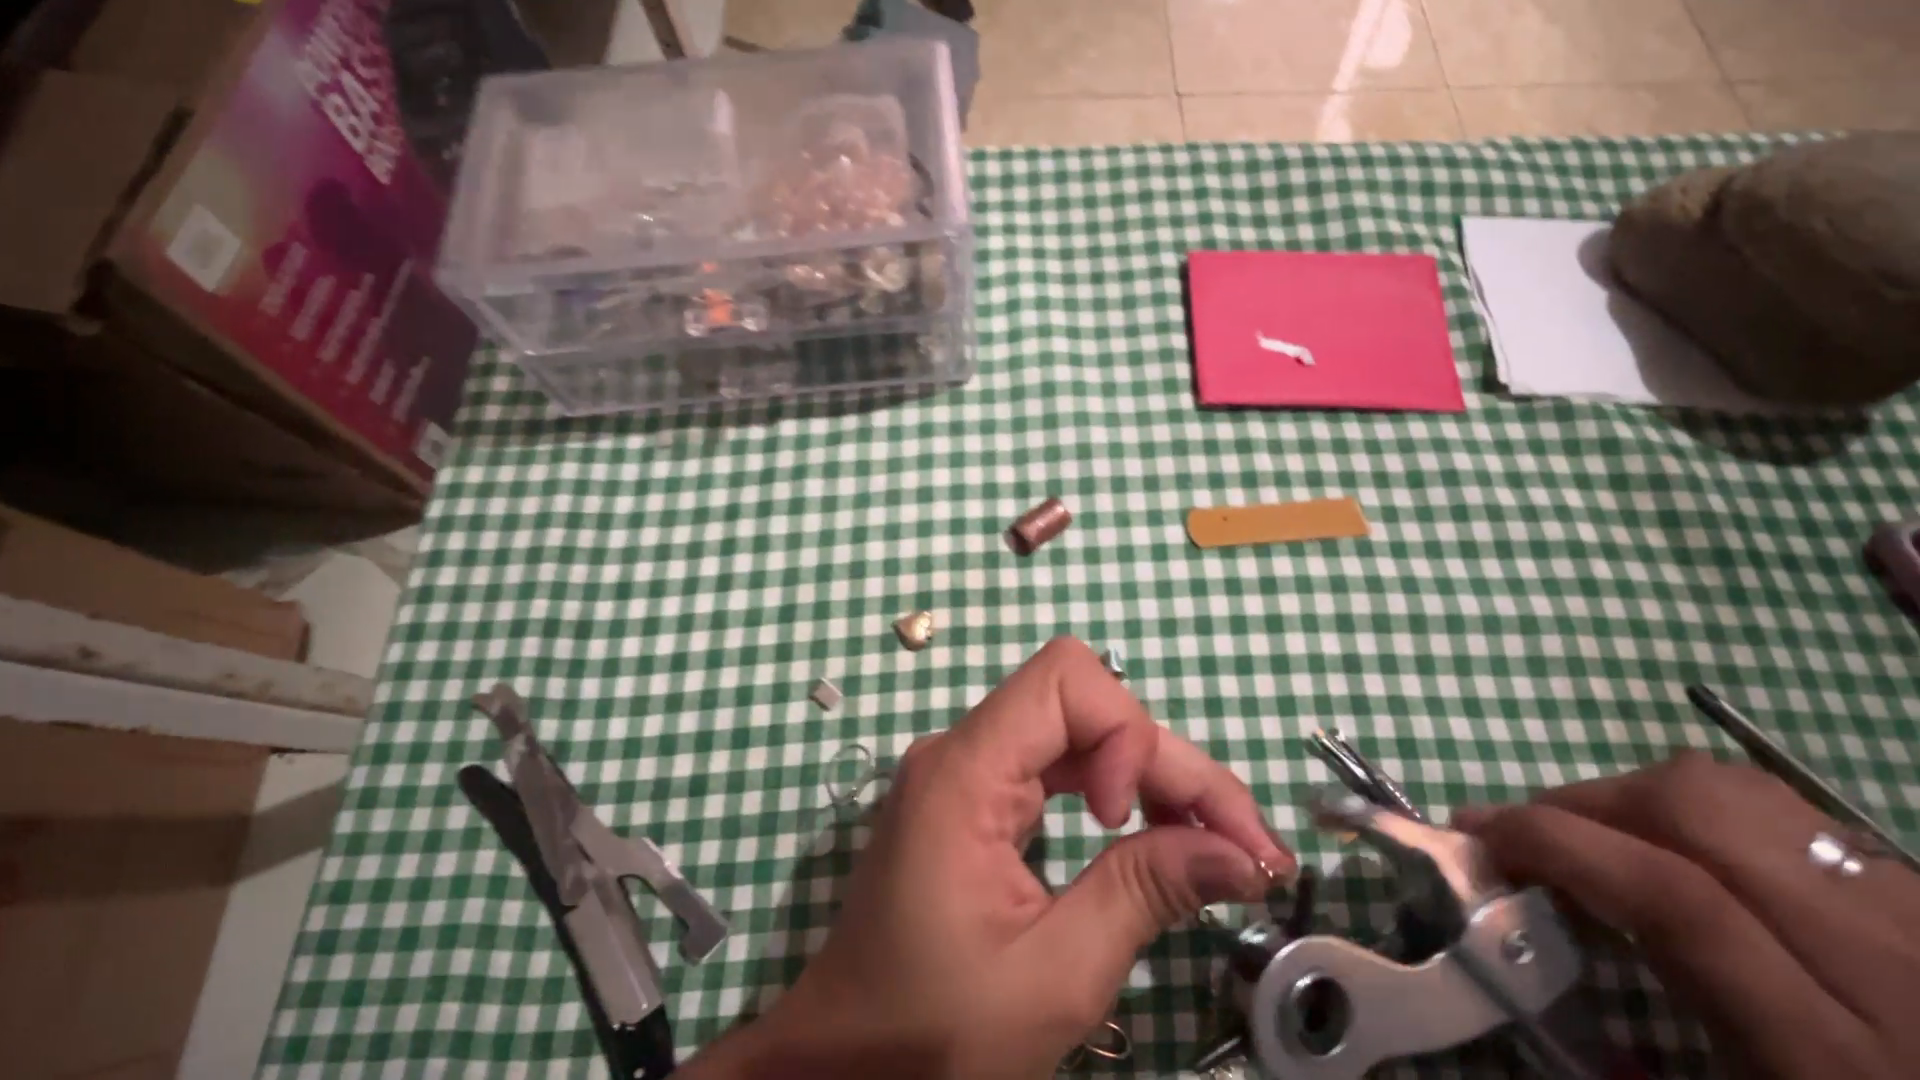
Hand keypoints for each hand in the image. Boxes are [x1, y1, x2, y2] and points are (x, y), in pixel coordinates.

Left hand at [684, 637, 1293, 1077]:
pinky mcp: (974, 804)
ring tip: (1220, 847)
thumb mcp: (1054, 973)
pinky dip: (1116, 798)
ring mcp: (965, 776)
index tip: (1134, 817)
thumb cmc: (933, 1029)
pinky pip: (1057, 771)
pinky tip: (1158, 839)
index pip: (1064, 681)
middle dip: (1170, 766)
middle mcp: (961, 754)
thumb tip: (1241, 854)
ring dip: (1154, 782)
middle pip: (1085, 709)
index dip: (1125, 732)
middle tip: (1248, 846)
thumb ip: (1145, 892)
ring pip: (1080, 737)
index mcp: (962, 775)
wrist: (843, 1058)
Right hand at [1454, 752, 1918, 1079]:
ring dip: (1635, 791)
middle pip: (1702, 814)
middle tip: (1524, 829)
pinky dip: (1700, 803)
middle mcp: (1882, 962)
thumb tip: (1514, 954)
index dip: (1556, 845)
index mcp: (1825, 1052)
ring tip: (1590, 829)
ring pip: (1743, 792)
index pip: (1674, 902)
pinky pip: (1784, 806)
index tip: (1478, 836)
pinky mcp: (1919, 888)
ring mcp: (1912, 910)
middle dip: (1583, 801)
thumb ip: (1630, 1055)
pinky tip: (1674, 841)